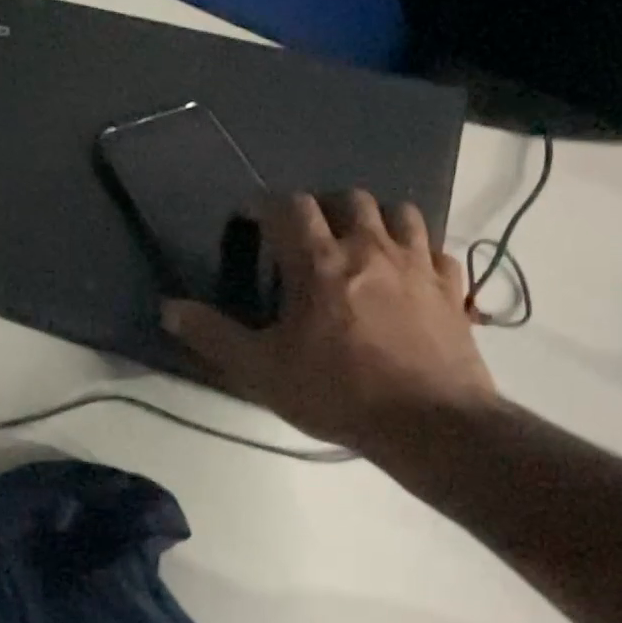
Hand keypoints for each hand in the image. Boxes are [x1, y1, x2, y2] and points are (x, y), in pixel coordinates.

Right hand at [161, 191, 498, 450]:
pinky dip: (417, 251)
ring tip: (355, 245)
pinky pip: (437, 250)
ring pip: (400, 212)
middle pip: (349, 198)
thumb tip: (169, 308)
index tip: (248, 220)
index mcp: (318, 262)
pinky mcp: (452, 290)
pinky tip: (403, 274)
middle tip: (302, 235)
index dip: (264, 205)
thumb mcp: (259, 369)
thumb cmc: (337, 391)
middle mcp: (371, 249)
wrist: (431, 424)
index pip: (289, 206)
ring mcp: (418, 266)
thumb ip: (211, 335)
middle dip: (321, 207)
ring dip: (373, 219)